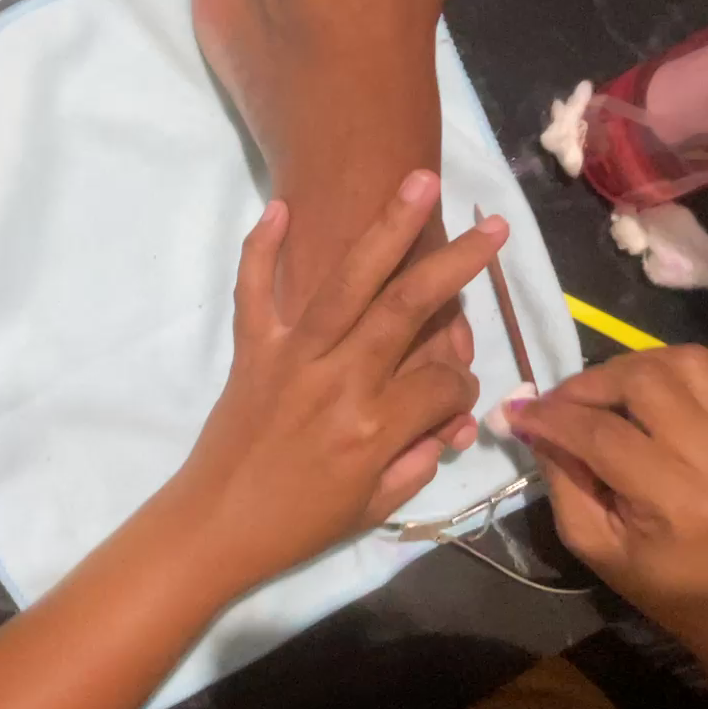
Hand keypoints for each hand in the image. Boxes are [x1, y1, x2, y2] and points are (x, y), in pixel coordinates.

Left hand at [170, 170, 502, 587]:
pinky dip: (259, 251)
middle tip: (492, 227)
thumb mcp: (373, 508)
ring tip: (418, 183)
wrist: (214, 525)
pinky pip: (254, 293)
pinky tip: (279, 208)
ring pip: (346, 285)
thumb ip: (418, 461)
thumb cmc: (297, 526)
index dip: (461, 386)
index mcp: (376, 428)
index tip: (453, 397)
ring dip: (386, 231)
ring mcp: (291, 358)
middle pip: (409, 309)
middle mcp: (340, 381)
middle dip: (457, 265)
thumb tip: (446, 424)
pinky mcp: (252, 351)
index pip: (443, 381)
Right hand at [503, 346, 707, 633]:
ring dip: (632, 366)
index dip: (552, 417)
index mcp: (676, 499)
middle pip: (646, 381)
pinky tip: (660, 390)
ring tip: (604, 392)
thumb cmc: (656, 578)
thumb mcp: (590, 540)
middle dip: (588, 384)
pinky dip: (686, 367)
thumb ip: (561, 478)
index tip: (516, 412)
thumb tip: (532, 423)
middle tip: (559, 404)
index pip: (604, 434)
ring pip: (685, 361)